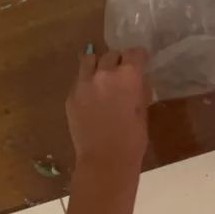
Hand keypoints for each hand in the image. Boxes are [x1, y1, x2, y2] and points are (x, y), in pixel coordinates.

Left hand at [66, 48, 151, 178]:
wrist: (105, 161)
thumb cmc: (133, 139)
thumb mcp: (143, 110)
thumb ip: (139, 90)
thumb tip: (138, 81)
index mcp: (128, 76)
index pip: (135, 52)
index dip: (140, 56)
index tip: (142, 61)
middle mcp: (104, 73)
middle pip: (111, 54)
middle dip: (118, 61)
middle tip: (122, 73)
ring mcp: (84, 84)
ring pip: (89, 60)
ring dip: (98, 64)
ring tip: (102, 76)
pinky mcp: (71, 96)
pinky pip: (79, 80)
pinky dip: (87, 82)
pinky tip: (92, 95)